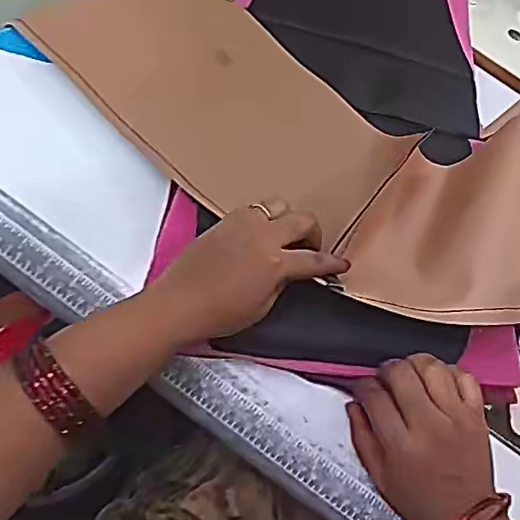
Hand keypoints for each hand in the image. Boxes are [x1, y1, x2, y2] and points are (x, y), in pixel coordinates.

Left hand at [139, 198, 349, 341]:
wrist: (178, 303)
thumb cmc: (218, 313)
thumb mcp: (262, 306)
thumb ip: (282, 282)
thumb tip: (291, 272)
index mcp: (274, 262)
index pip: (314, 259)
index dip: (331, 263)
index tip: (340, 265)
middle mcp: (262, 236)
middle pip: (303, 219)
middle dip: (313, 234)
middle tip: (310, 249)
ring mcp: (242, 224)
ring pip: (279, 205)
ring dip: (287, 220)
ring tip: (283, 237)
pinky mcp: (225, 221)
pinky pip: (254, 210)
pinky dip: (264, 219)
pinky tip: (258, 235)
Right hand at [347, 355, 495, 519]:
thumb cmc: (424, 502)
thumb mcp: (381, 477)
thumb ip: (362, 437)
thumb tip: (354, 406)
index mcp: (401, 445)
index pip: (374, 396)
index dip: (362, 385)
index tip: (362, 387)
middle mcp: (429, 426)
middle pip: (400, 373)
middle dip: (385, 370)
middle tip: (384, 379)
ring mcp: (456, 417)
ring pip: (431, 367)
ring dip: (415, 365)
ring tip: (410, 375)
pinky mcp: (476, 415)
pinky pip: (464, 377)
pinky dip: (449, 372)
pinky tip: (439, 381)